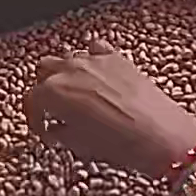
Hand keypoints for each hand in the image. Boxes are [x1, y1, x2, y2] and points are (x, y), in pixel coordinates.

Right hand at [25, 39, 195, 177]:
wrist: (162, 135)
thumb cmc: (123, 143)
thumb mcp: (81, 145)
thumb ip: (61, 132)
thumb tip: (56, 130)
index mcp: (54, 92)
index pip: (32, 99)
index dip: (35, 118)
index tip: (43, 129)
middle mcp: (70, 69)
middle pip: (44, 71)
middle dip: (45, 89)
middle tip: (54, 110)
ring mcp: (94, 60)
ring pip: (67, 57)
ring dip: (65, 74)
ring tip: (75, 95)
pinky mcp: (116, 58)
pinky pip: (94, 50)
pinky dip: (90, 60)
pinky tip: (96, 76)